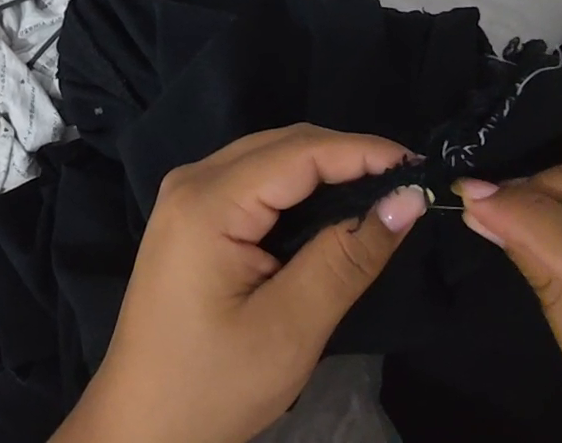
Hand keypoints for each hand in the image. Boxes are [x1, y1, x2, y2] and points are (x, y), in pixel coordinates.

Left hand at [52, 124, 427, 442]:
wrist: (140, 422)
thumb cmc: (212, 384)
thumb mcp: (290, 328)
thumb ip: (347, 257)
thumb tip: (405, 199)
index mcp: (208, 201)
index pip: (298, 151)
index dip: (362, 151)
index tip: (421, 168)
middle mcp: (192, 179)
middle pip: (282, 145)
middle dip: (347, 156)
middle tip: (407, 186)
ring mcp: (187, 194)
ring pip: (269, 157)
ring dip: (324, 169)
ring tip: (381, 194)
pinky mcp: (190, 213)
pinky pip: (253, 180)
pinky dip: (297, 186)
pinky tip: (330, 209)